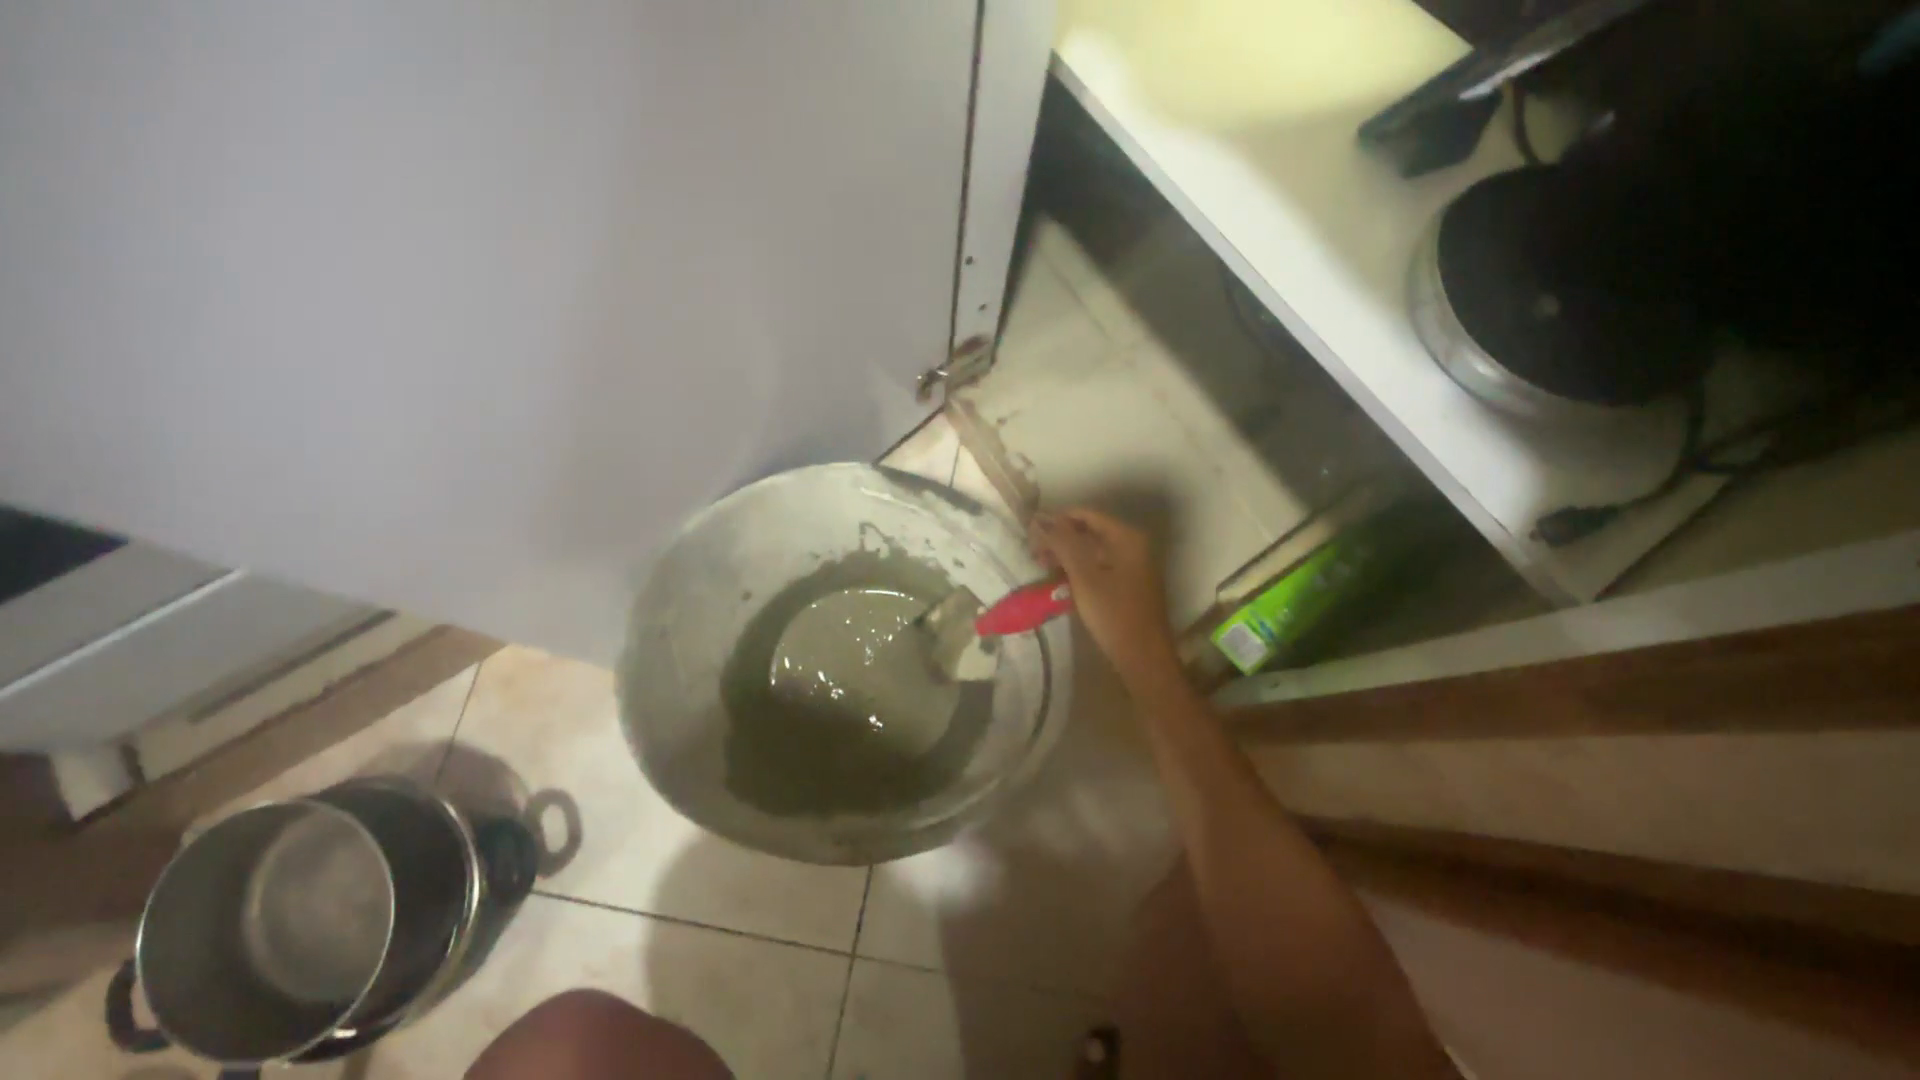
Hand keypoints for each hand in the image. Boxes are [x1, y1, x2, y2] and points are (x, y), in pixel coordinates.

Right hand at [1029, 508, 1180, 681]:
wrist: (1143, 658)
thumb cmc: (1114, 614)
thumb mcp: (1084, 576)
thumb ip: (1062, 543)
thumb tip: (1039, 518)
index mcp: (1127, 537)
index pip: (1085, 514)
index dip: (1056, 521)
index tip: (1031, 536)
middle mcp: (1133, 545)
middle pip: (1090, 531)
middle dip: (1060, 539)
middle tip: (1034, 555)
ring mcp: (1133, 566)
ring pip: (1093, 551)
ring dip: (1067, 556)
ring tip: (1043, 569)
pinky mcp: (1128, 585)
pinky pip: (1099, 567)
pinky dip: (1079, 570)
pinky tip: (1061, 582)